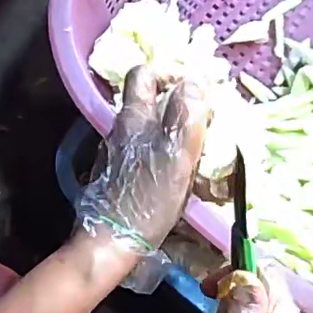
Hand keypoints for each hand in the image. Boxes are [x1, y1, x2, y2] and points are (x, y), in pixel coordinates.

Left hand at [76, 65, 209, 253]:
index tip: (192, 88)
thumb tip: (194, 82)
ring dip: (170, 132)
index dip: (168, 71)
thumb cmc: (146, 198)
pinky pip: (142, 153)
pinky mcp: (116, 175)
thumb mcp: (176, 154)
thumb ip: (185, 115)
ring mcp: (114, 154)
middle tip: (202, 124)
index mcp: (133, 118)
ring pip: (145, 129)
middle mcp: (119, 130)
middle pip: (147, 103)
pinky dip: (160, 154)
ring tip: (195, 151)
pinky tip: (174, 174)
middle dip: (176, 106)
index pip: (143, 74)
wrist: (110, 241)